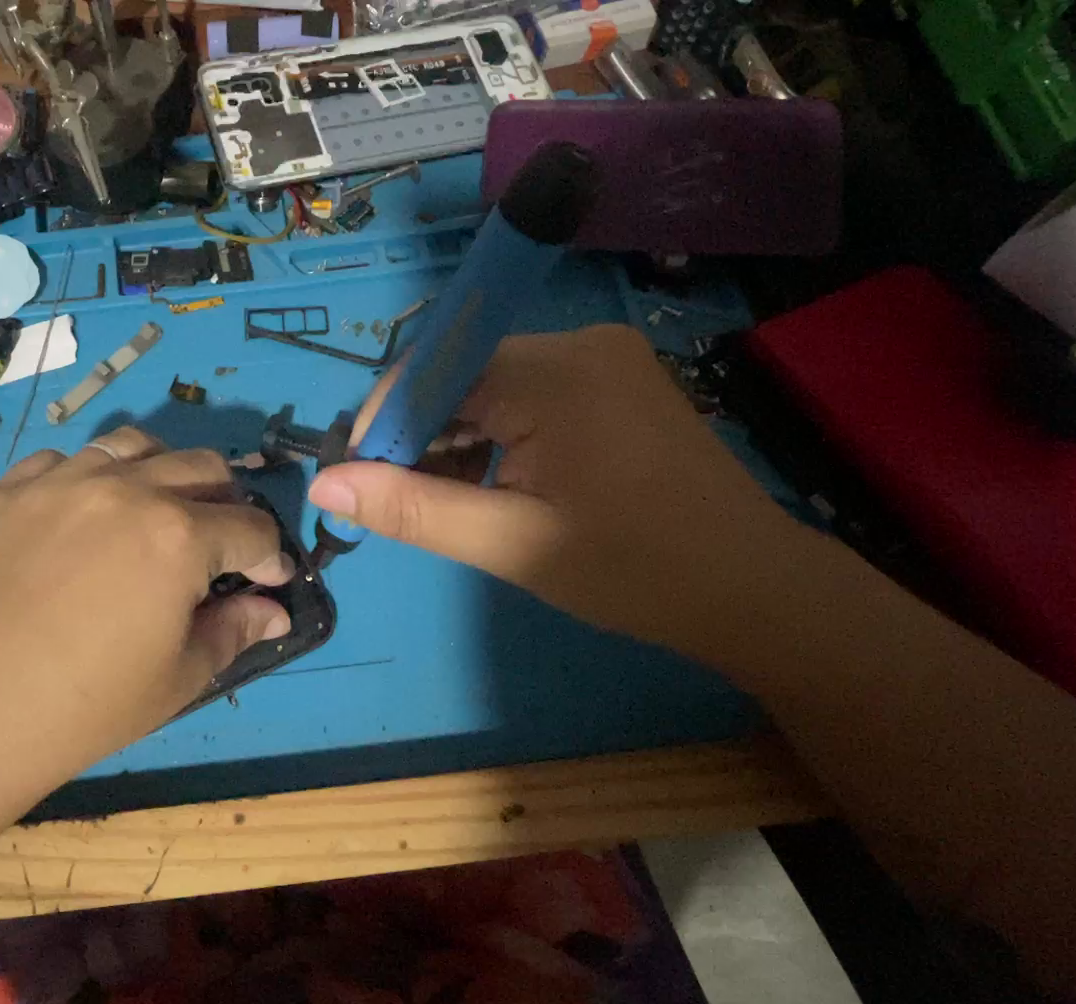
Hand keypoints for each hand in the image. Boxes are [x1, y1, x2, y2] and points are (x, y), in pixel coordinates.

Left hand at [0, 427, 292, 805]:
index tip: (268, 582)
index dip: (271, 558)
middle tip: (220, 547)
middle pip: (203, 468)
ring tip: (158, 513)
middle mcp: (126, 489)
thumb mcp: (178, 678)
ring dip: (165, 473)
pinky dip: (94, 477)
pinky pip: (66, 459)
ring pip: (136, 445)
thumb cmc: (86, 707)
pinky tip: (86, 516)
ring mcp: (62, 481)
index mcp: (178, 536)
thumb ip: (235, 631)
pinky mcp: (11, 490)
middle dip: (228, 505)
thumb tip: (275, 611)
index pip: (252, 529)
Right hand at [308, 326, 816, 665]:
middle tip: (398, 501)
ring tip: (445, 502)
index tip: (358, 481)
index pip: (433, 370)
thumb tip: (324, 484)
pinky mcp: (615, 381)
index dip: (384, 423)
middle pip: (462, 373)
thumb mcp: (509, 543)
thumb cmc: (633, 570)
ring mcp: (603, 358)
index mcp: (553, 373)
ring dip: (456, 437)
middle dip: (419, 435)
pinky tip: (491, 483)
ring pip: (492, 384)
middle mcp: (577, 343)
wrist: (751, 587)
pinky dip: (497, 434)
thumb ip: (412, 508)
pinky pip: (530, 394)